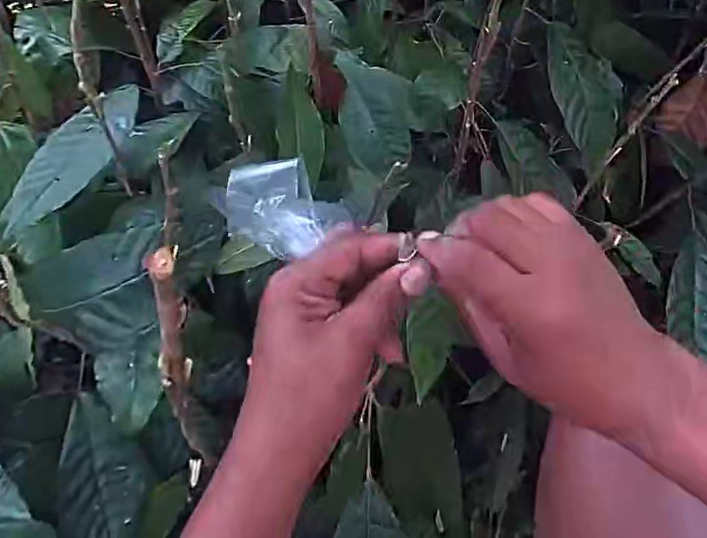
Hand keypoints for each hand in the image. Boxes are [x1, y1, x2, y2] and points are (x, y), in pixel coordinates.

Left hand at [227, 230, 430, 481]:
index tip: (431, 255)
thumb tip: (421, 265)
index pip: (353, 245)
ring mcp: (302, 307)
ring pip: (355, 286)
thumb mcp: (353, 340)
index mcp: (297, 279)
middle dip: (388, 276)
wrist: (275, 462)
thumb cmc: (310, 398)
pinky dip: (371, 322)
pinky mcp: (310, 328)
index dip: (393, 247)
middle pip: (353, 262)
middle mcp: (297, 284)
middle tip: (421, 289)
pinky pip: (348, 309)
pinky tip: (388, 351)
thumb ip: (386, 296)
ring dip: (382, 304)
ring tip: (398, 341)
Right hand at [418, 194, 674, 441]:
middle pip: (487, 220)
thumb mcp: (510, 359)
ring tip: (480, 244)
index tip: (423, 251)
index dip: (440, 251)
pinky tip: (513, 234)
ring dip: (485, 219)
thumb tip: (440, 268)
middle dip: (459, 230)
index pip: (471, 260)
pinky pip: (536, 201)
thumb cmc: (569, 383)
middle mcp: (551, 262)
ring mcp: (569, 241)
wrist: (636, 372)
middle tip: (452, 252)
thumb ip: (472, 309)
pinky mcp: (581, 231)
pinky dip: (515, 210)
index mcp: (532, 305)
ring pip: (509, 204)